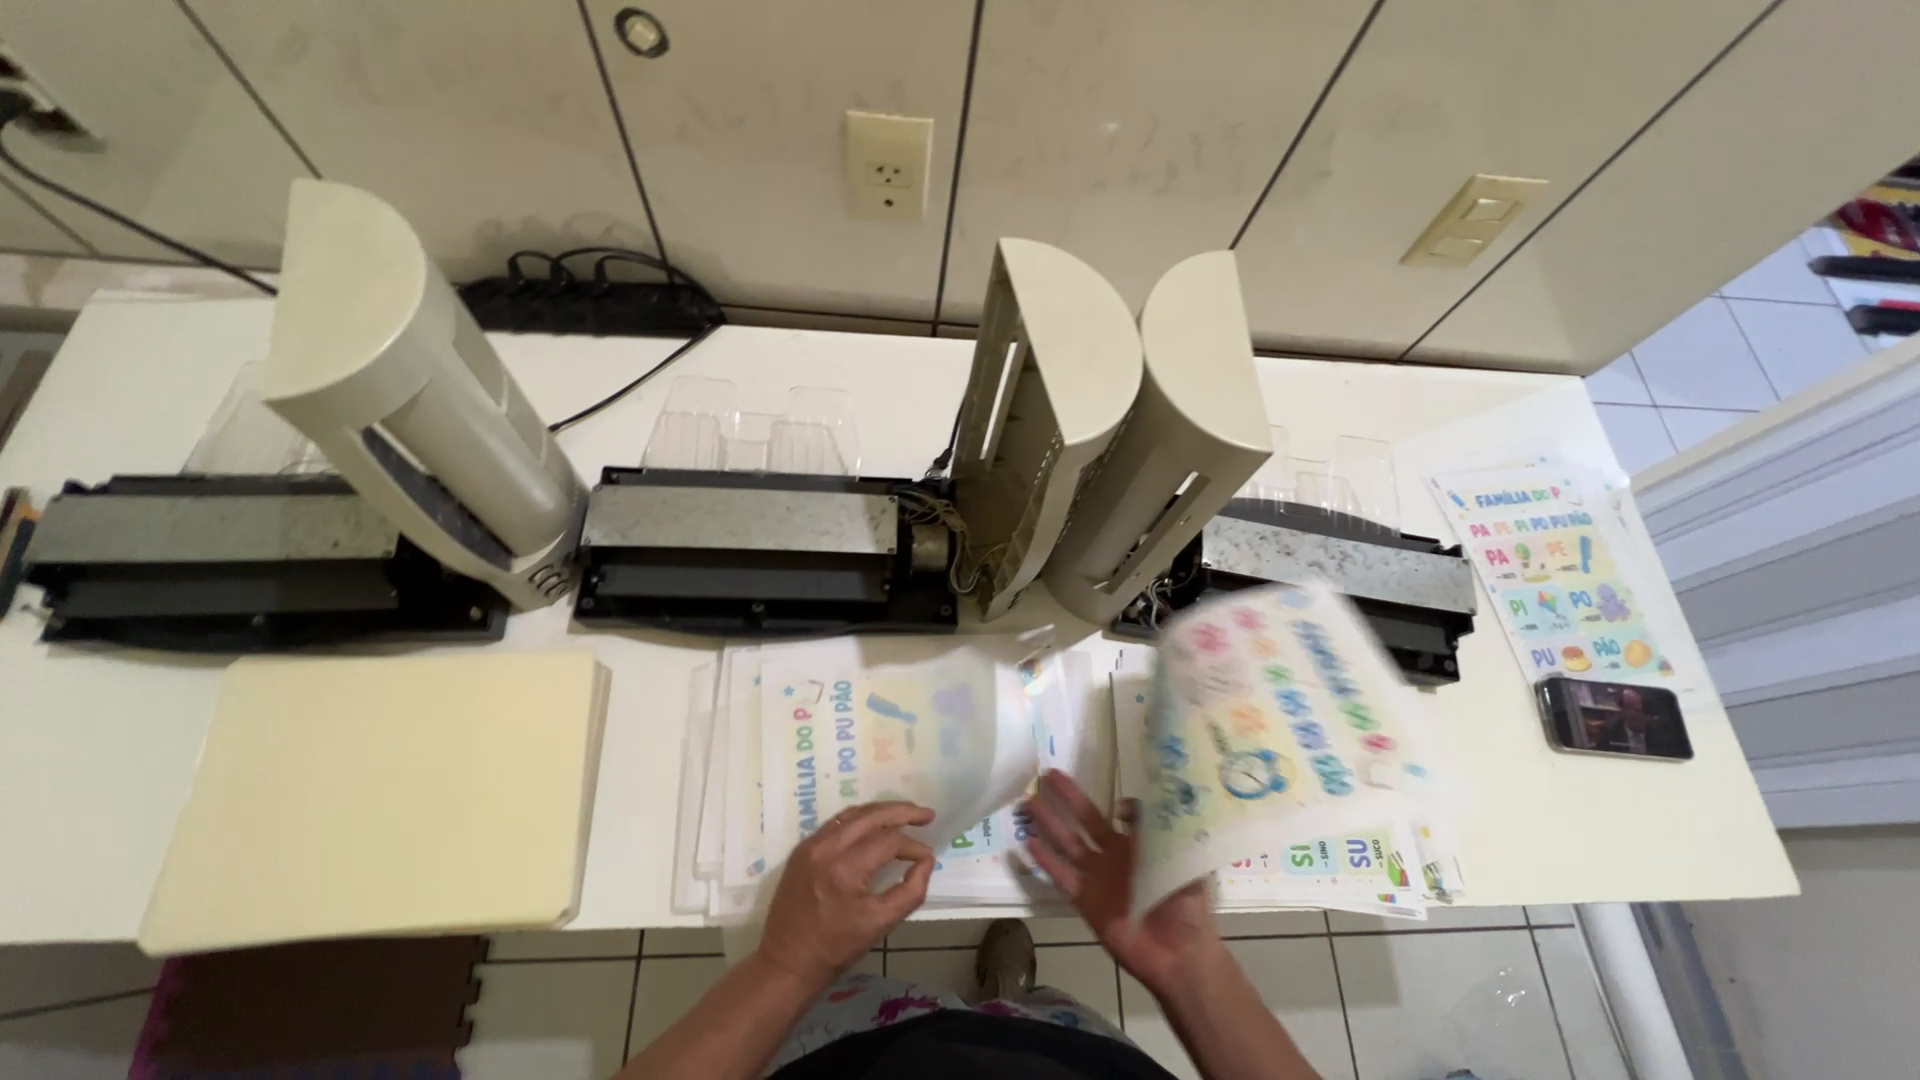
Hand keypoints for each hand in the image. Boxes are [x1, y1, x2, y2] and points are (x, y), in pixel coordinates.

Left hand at [756, 801, 935, 989]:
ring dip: (881, 811)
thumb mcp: (881, 924)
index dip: (913, 846)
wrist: (787, 962)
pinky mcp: (802, 849)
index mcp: (845, 868)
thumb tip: (926, 861)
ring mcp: (811, 845)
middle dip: (903, 811)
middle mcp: (826, 848)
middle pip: (871, 816)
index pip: (889, 841)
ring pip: (852, 814)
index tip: (928, 856)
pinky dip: (859, 819)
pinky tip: (874, 824)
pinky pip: (836, 824)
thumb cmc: (836, 948)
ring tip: (905, 814)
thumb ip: (911, 891)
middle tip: (927, 814)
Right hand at [1023, 770, 1222, 996]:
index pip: (1117, 813)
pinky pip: (1062, 876)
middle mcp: (1114, 855)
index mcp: (1138, 844)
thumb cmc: (1185, 904)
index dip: (1114, 801)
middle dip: (1066, 797)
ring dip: (1049, 822)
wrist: (1179, 953)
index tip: (1115, 803)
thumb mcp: (1177, 856)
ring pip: (1068, 842)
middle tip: (1046, 773)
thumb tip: (1119, 807)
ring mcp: (1098, 877)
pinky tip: (1029, 843)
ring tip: (1028, 802)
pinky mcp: (1086, 900)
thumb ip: (1151, 828)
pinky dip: (1045, 860)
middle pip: (1085, 820)